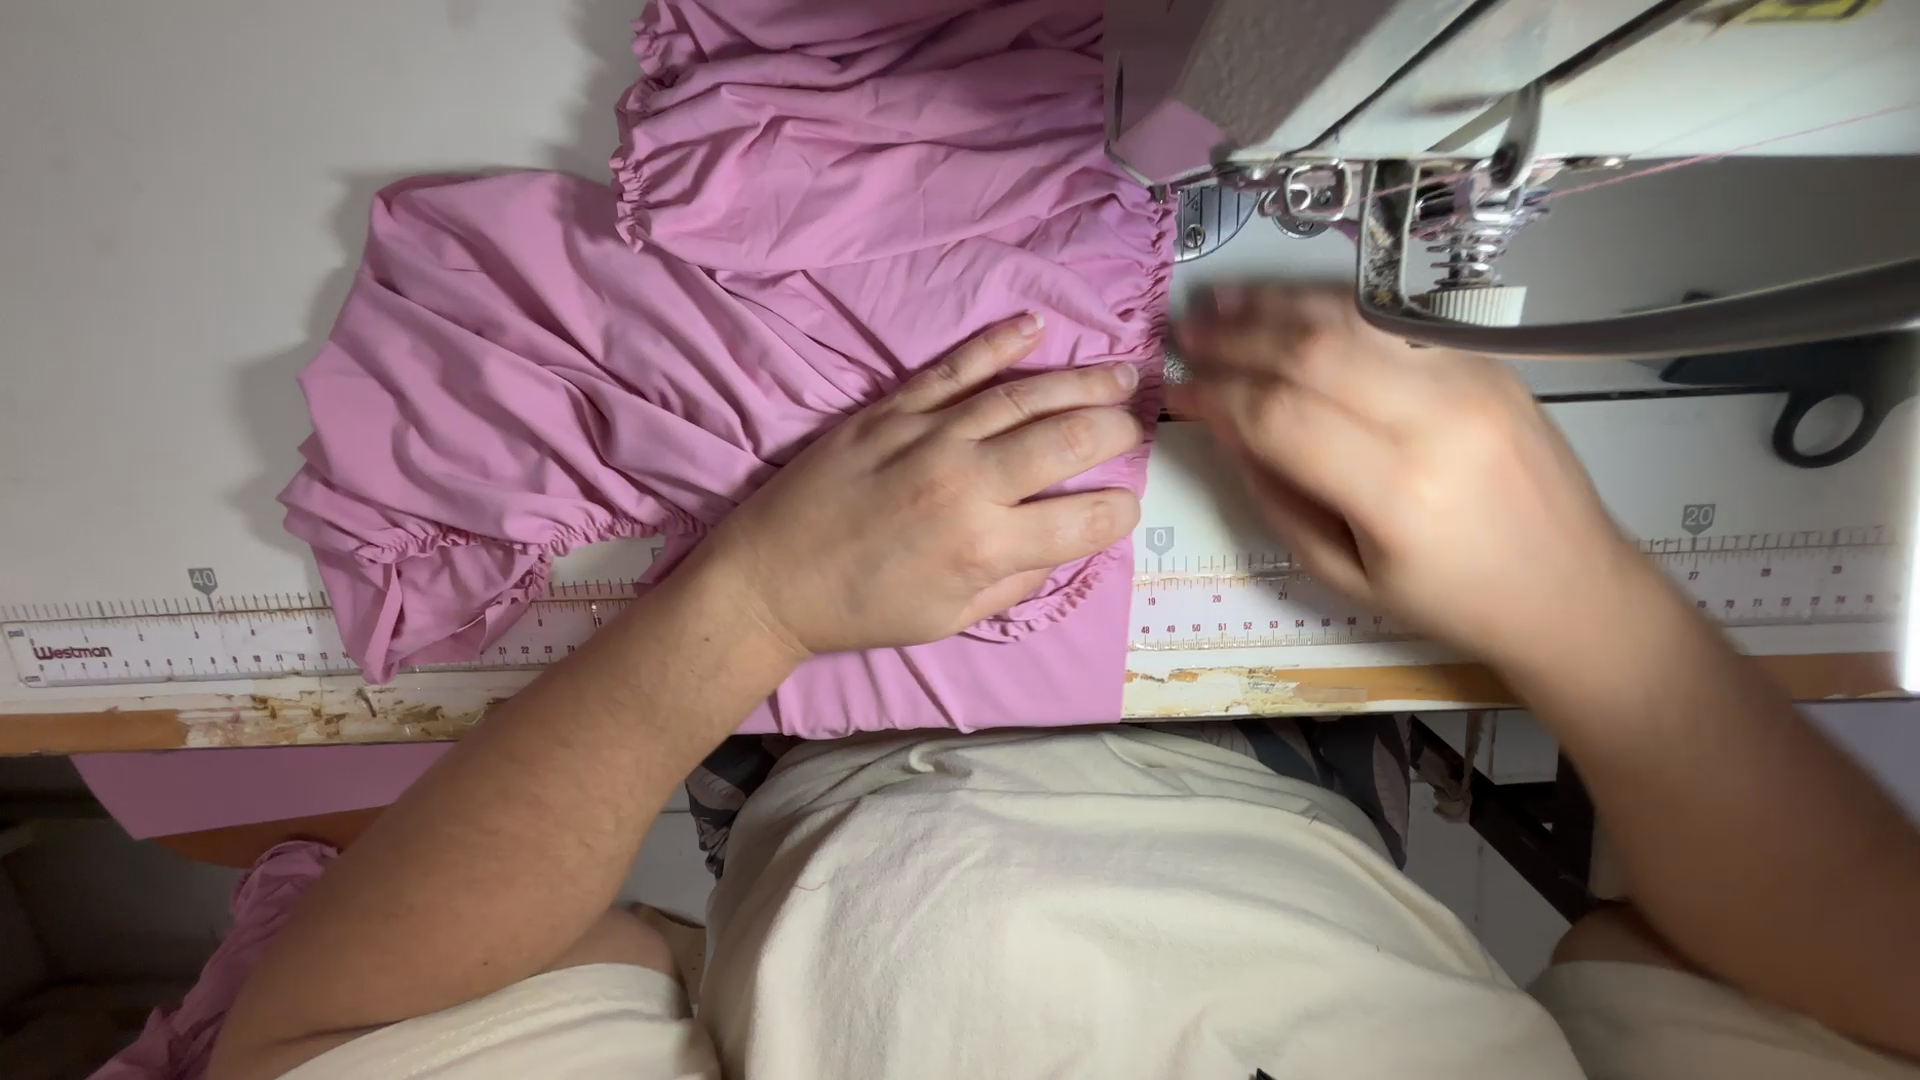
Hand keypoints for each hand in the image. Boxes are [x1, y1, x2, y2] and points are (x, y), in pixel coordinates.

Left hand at [704, 314, 1143, 657]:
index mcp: (984, 547)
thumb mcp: (949, 618)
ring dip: (1080, 380)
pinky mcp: (890, 410)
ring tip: (1120, 372)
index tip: (1127, 504)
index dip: (1118, 512)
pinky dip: (997, 343)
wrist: (772, 579)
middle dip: (1116, 429)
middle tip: (1138, 422)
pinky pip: (954, 367)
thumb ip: (1015, 582)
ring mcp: (927, 436)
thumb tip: (1062, 544)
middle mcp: (966, 483)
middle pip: (1066, 441)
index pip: (1082, 520)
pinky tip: (1035, 325)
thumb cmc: (863, 609)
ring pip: (1022, 396)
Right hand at [1170, 286, 1662, 669]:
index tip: (1179, 393)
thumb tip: (1227, 428)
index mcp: (1396, 491)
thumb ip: (1276, 495)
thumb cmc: (1449, 600)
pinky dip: (1328, 307)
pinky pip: (1392, 319)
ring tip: (1220, 302)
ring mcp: (1470, 378)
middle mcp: (1437, 419)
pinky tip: (1288, 303)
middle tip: (1187, 336)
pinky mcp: (1485, 361)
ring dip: (1276, 304)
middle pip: (1313, 352)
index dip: (1217, 398)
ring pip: (1352, 319)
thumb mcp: (1341, 572)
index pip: (1280, 416)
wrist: (1572, 588)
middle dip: (1236, 339)